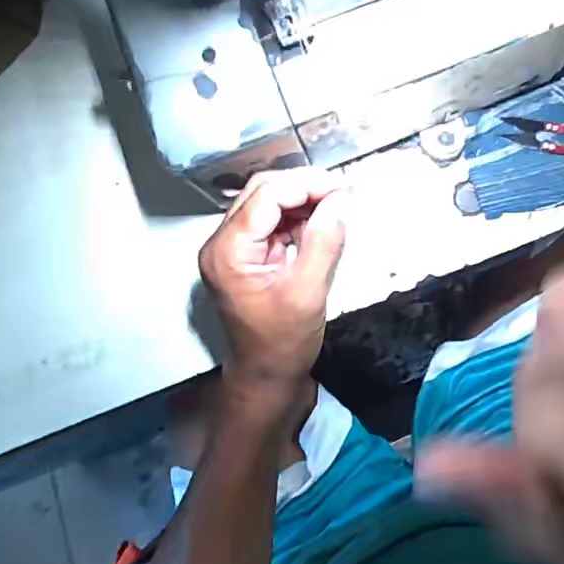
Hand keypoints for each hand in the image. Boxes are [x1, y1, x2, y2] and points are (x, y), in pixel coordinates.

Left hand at [198, 168, 348, 391]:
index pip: (266, 196)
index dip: (305, 186)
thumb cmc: (282, 345)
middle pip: (262, 193)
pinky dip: (297, 217)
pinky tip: (320, 223)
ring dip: (302, 201)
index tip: (341, 189)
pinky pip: (272, 222)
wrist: (266, 377)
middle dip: (303, 188)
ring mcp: (232, 249)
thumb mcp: (308, 293)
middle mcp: (222, 244)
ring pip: (268, 203)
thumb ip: (324, 243)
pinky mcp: (247, 256)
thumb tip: (340, 199)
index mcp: (228, 252)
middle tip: (341, 194)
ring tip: (335, 207)